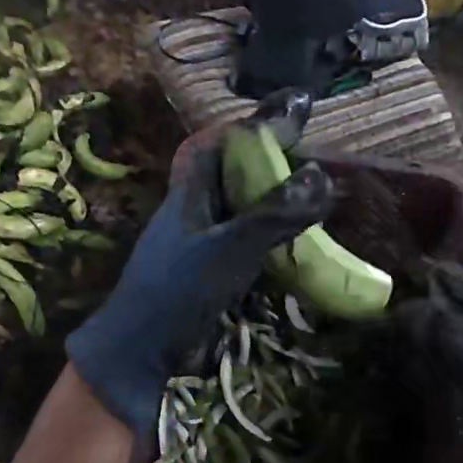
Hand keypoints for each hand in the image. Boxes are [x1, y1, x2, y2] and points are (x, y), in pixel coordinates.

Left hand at [65, 131, 331, 435]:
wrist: (142, 353)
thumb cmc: (177, 290)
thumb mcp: (228, 247)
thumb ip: (272, 214)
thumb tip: (320, 176)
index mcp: (190, 194)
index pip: (218, 145)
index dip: (252, 125)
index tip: (292, 108)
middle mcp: (197, 213)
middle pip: (235, 174)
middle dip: (271, 161)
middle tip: (314, 156)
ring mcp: (206, 245)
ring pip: (245, 210)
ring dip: (277, 202)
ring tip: (318, 194)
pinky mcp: (216, 275)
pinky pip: (252, 245)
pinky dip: (277, 239)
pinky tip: (303, 243)